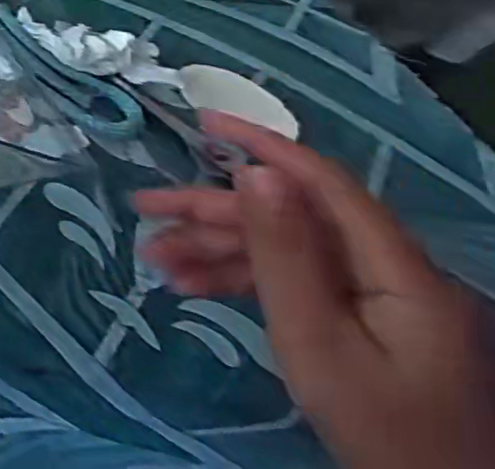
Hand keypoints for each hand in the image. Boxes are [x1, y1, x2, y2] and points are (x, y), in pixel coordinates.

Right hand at [133, 111, 493, 468]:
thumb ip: (285, 251)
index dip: (264, 146)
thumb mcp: (314, 334)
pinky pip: (291, 279)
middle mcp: (392, 273)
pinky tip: (189, 285)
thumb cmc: (374, 420)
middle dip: (212, 211)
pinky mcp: (362, 320)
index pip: (325, 185)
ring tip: (153, 259)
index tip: (201, 122)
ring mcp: (378, 298)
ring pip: (282, 248)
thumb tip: (256, 171)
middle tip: (142, 209)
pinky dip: (237, 276)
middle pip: (291, 218)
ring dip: (214, 248)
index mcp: (399, 272)